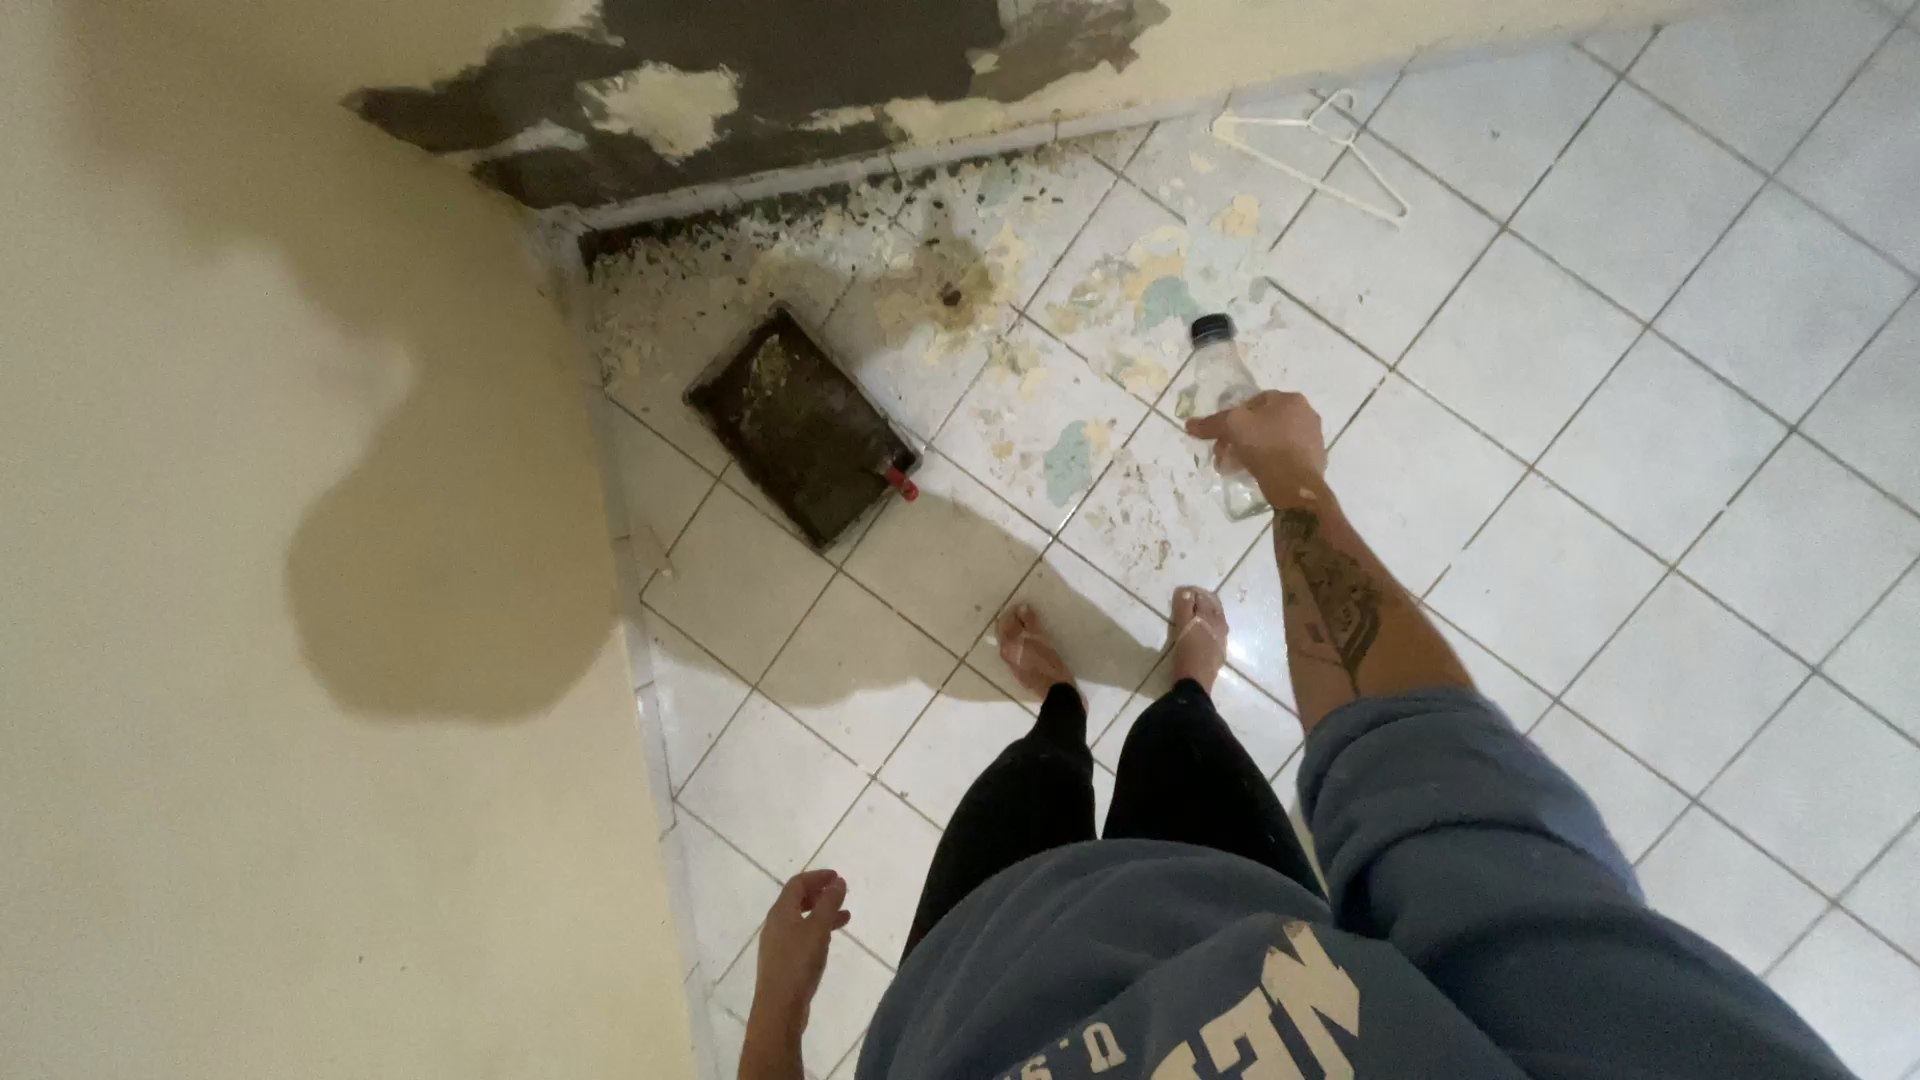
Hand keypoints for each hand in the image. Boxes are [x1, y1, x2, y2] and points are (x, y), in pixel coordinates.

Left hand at [751, 869, 849, 1033]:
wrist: (778, 1010)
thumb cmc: (798, 963)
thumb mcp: (818, 928)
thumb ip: (829, 903)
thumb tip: (838, 882)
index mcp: (780, 912)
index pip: (797, 884)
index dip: (817, 877)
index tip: (837, 878)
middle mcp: (775, 925)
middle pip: (796, 900)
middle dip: (819, 894)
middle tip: (840, 895)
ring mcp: (776, 945)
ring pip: (800, 920)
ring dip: (821, 914)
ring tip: (845, 918)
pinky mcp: (781, 963)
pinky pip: (800, 937)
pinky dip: (816, 931)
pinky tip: (828, 941)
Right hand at [1185, 391, 1327, 505]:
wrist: (1295, 483)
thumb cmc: (1265, 446)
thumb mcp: (1232, 427)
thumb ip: (1212, 423)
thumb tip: (1189, 424)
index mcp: (1291, 400)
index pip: (1254, 403)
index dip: (1233, 418)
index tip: (1222, 436)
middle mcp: (1306, 414)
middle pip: (1263, 423)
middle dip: (1240, 437)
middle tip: (1226, 454)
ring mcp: (1313, 438)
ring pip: (1273, 440)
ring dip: (1252, 450)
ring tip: (1238, 466)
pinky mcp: (1314, 460)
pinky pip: (1284, 456)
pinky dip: (1269, 462)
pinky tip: (1257, 473)